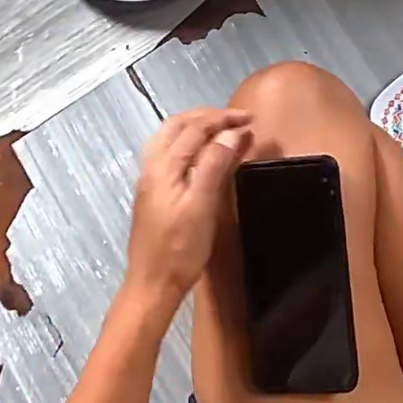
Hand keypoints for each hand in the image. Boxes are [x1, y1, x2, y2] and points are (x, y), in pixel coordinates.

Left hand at [125, 109, 252, 301]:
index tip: (250, 119)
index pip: (194, 128)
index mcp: (163, 166)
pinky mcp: (155, 193)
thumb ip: (214, 165)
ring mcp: (151, 180)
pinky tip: (205, 154)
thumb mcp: (202, 205)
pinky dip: (192, 142)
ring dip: (199, 127)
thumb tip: (232, 134)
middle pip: (178, 126)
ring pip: (172, 138)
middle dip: (209, 117)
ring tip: (225, 129)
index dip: (223, 119)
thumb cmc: (180, 248)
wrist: (152, 285)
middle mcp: (153, 167)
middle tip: (238, 119)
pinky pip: (172, 153)